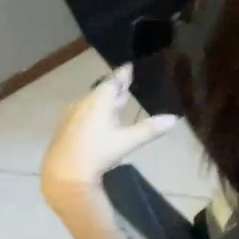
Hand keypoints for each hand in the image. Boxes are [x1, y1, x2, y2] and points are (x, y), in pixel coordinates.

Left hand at [41, 64, 179, 200]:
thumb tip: (173, 118)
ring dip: (107, 99)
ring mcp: (74, 114)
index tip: (129, 65)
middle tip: (127, 81)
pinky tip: (102, 119)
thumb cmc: (97, 152)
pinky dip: (97, 110)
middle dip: (116, 87)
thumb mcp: (127, 141)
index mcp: (99, 101)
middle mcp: (85, 103)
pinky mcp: (69, 127)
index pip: (113, 81)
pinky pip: (86, 110)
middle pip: (102, 90)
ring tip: (118, 99)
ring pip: (93, 101)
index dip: (123, 74)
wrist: (64, 172)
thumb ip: (149, 129)